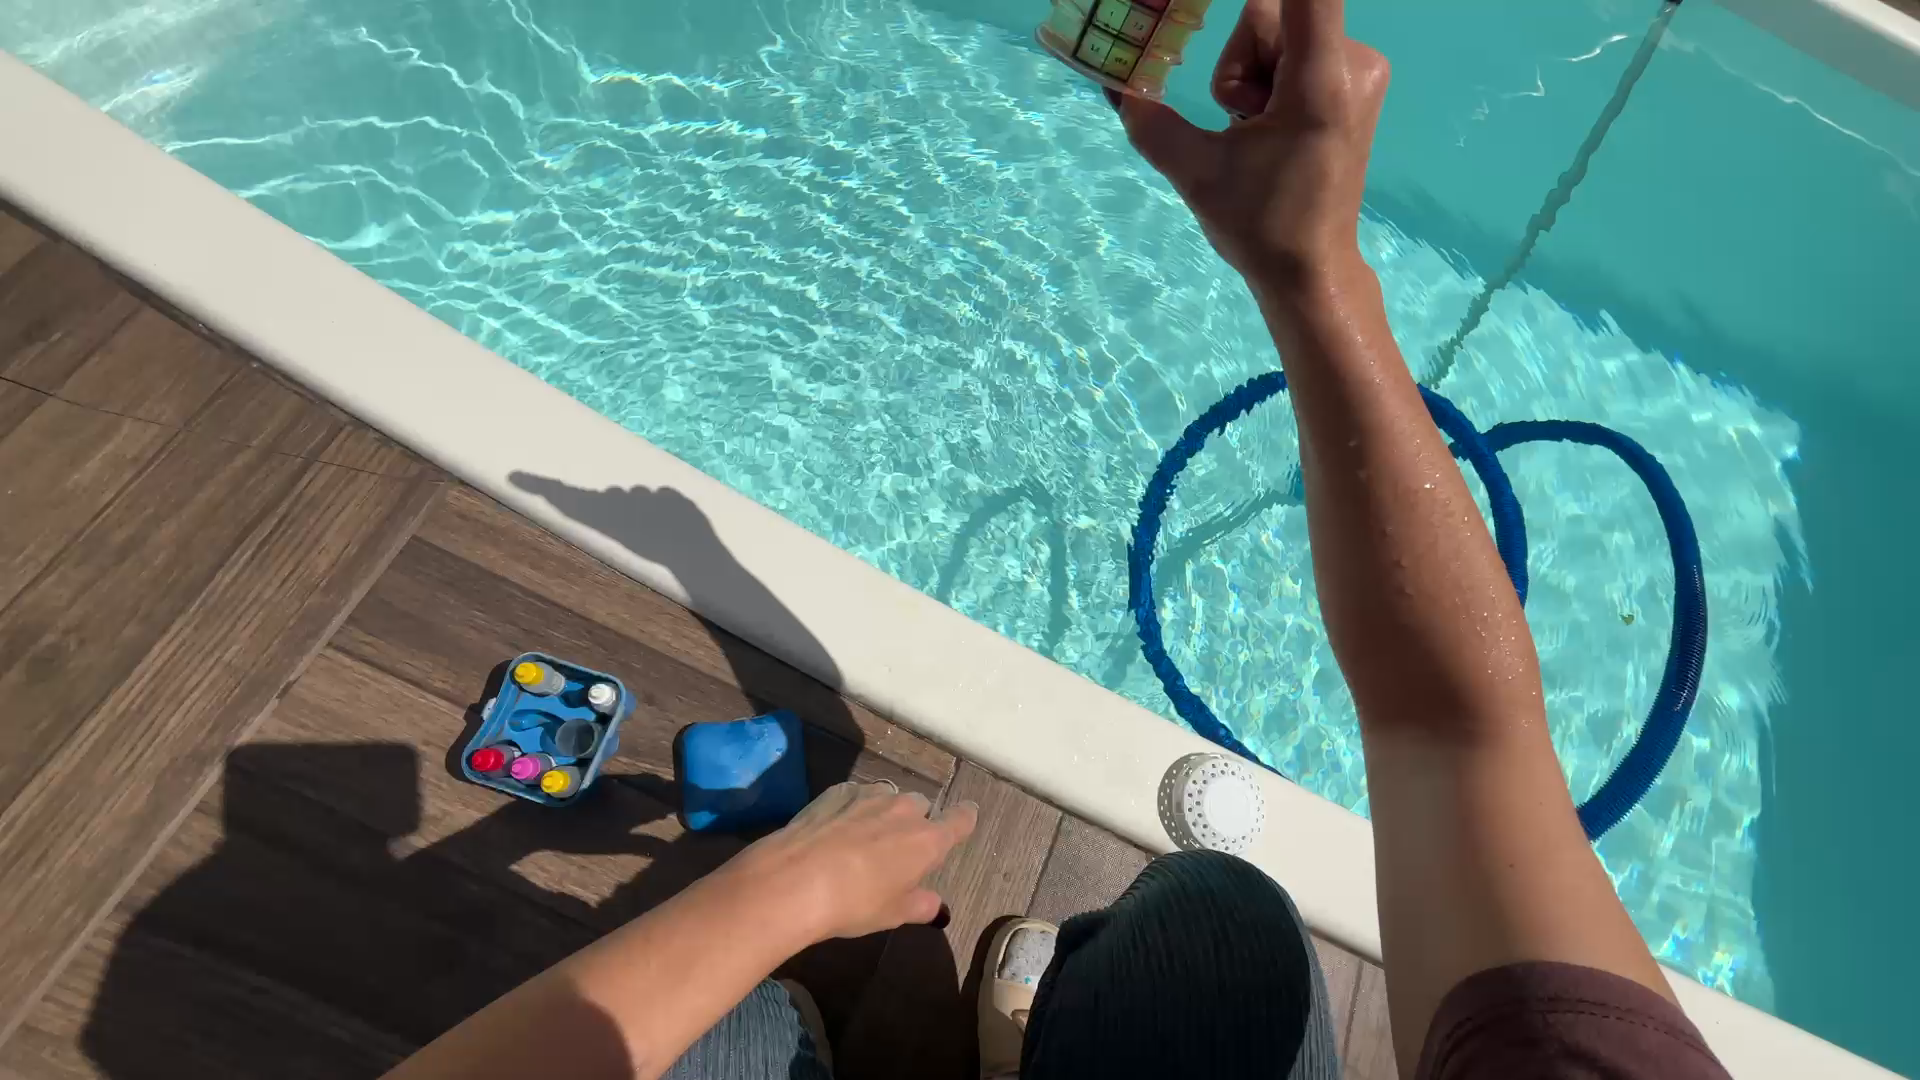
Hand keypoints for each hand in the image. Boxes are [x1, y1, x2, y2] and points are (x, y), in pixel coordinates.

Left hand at [727, 782, 978, 943]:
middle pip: (921, 806)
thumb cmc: (854, 904)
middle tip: (898, 848)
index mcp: (926, 840)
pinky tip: (837, 827)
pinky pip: (856, 794)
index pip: (960, 820)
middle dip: (914, 822)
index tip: (967, 814)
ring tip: (865, 837)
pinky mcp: (837, 791)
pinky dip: (853, 807)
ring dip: (884, 812)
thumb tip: (935, 904)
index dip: (964, 818)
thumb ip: (919, 905)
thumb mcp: (891, 914)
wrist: (796, 879)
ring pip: (888, 797)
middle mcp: (904, 810)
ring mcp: (869, 795)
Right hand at [1114, 0, 1387, 287]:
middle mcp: (1352, 61)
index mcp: (1318, 80)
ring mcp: (1358, 72)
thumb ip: (1154, 127)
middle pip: (1271, 17)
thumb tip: (1116, 88)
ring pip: (1281, 36)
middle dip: (1239, 65)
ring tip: (1254, 136)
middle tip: (1237, 123)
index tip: (1216, 2)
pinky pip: (1297, 56)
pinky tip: (1272, 132)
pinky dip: (1271, 86)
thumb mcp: (1196, 176)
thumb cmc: (1258, 227)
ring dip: (1252, 79)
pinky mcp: (1353, 87)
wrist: (1308, 270)